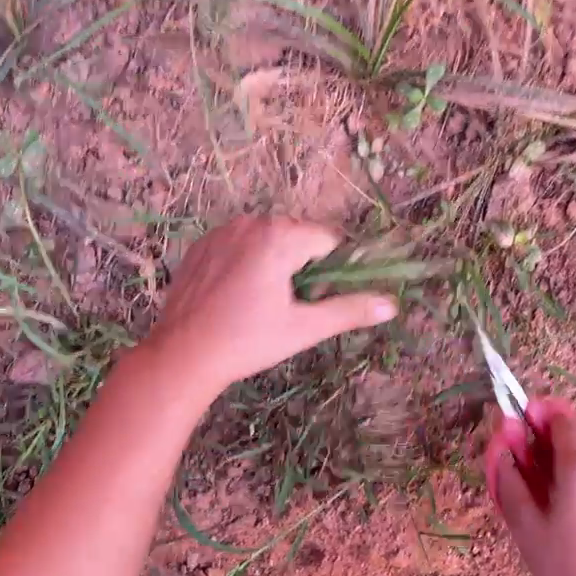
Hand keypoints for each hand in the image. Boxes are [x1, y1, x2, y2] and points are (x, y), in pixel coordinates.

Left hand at [146, 218, 397, 397]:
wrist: (183, 354)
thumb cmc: (247, 343)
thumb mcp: (303, 329)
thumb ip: (349, 311)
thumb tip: (391, 306)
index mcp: (280, 237)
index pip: (328, 241)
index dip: (329, 272)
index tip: (310, 302)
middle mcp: (251, 222)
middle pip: (297, 237)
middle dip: (300, 267)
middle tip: (283, 308)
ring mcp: (222, 231)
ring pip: (266, 241)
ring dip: (273, 265)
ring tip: (256, 305)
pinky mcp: (202, 244)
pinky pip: (238, 246)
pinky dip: (244, 265)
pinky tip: (233, 299)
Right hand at [485, 398, 575, 575]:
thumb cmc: (555, 558)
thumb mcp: (521, 518)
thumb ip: (509, 475)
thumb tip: (502, 446)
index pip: (562, 419)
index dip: (538, 411)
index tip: (515, 415)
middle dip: (550, 422)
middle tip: (521, 437)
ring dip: (562, 440)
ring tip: (533, 461)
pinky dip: (574, 457)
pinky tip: (552, 481)